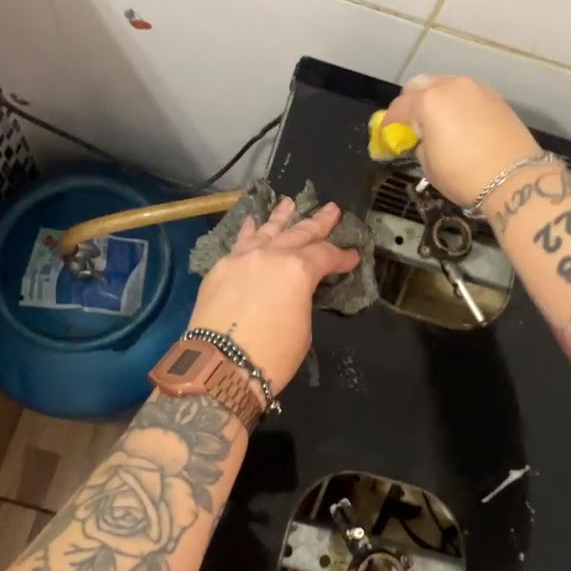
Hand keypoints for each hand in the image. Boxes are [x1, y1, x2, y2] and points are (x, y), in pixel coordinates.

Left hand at [187, 197, 359, 398]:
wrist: (218, 366)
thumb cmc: (271, 356)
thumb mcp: (302, 328)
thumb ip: (301, 299)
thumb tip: (294, 291)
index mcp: (298, 270)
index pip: (326, 255)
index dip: (342, 256)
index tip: (353, 257)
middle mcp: (271, 255)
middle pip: (299, 233)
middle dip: (318, 222)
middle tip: (331, 209)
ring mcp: (242, 258)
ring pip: (266, 230)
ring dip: (281, 217)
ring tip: (289, 203)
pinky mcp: (220, 268)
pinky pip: (239, 242)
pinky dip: (249, 230)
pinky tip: (252, 222)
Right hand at [381, 74, 543, 205]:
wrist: (515, 179)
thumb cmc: (465, 175)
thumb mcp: (430, 166)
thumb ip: (422, 144)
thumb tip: (427, 138)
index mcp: (428, 102)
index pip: (400, 106)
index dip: (390, 120)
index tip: (388, 131)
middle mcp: (451, 86)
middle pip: (421, 84)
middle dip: (412, 100)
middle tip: (412, 121)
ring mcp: (476, 88)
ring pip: (447, 84)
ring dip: (436, 98)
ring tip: (438, 120)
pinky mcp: (496, 97)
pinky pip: (468, 93)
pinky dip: (458, 102)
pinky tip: (461, 121)